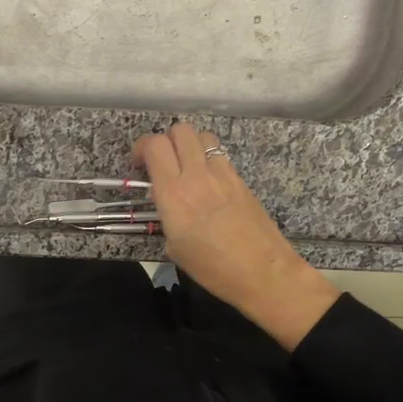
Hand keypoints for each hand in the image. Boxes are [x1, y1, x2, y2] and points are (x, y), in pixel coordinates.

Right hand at [135, 123, 339, 350]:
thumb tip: (166, 204)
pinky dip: (208, 159)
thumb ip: (166, 218)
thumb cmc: (213, 268)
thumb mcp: (175, 248)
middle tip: (162, 161)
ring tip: (186, 167)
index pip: (155, 146)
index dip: (142, 147)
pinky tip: (208, 182)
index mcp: (174, 194)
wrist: (263, 271)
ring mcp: (223, 174)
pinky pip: (219, 154)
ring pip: (202, 136)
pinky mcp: (240, 179)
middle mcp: (197, 175)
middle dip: (166, 140)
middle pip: (180, 130)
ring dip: (189, 145)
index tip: (140, 164)